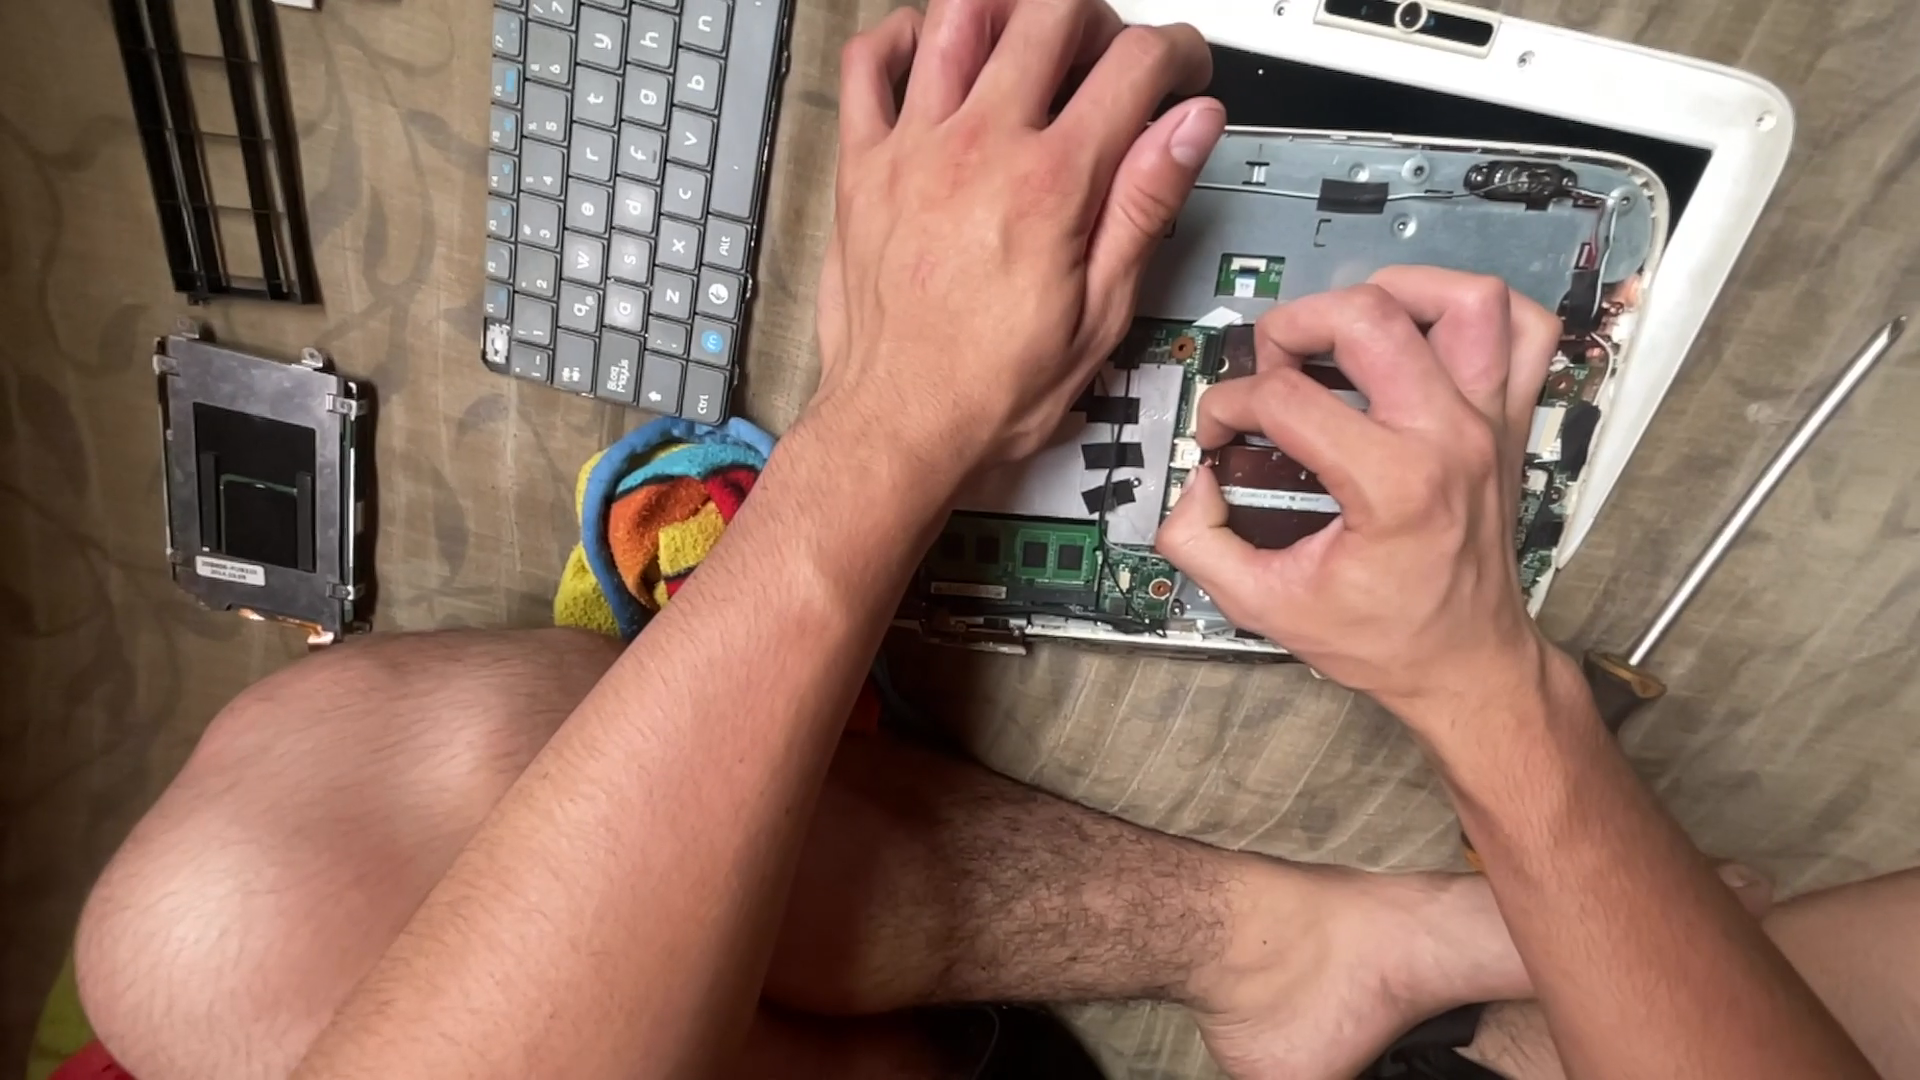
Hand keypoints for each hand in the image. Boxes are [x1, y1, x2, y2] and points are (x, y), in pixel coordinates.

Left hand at [809, 0, 1223, 471]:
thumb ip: (1142, 210)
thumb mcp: (1096, 319)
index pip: (1132, 68)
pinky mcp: (862, 174)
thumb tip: (1188, 130)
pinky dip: (901, 38)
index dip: (1174, 58)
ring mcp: (912, 155)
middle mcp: (977, 151)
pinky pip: (868, 67)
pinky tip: (931, 54)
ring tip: (1029, 41)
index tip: (1179, 79)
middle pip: (1050, 16)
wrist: (901, 426)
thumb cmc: (989, 394)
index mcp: (1048, 188)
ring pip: (960, 15)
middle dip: (1096, 22)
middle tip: (1106, 60)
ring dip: (1008, 9)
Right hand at [1157, 267, 1563, 731]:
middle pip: (1366, 319)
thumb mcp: (1261, 605)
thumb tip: (1196, 482)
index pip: (1286, 398)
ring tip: (1339, 331)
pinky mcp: (1507, 421)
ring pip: (1458, 301)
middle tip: (1268, 369)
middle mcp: (1450, 438)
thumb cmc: (1379, 638)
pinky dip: (1468, 309)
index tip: (1217, 439)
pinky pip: (1520, 327)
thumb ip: (1199, 544)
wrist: (1465, 661)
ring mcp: (1490, 421)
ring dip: (1385, 296)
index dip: (1227, 406)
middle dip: (1290, 328)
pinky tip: (1418, 332)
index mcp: (1392, 485)